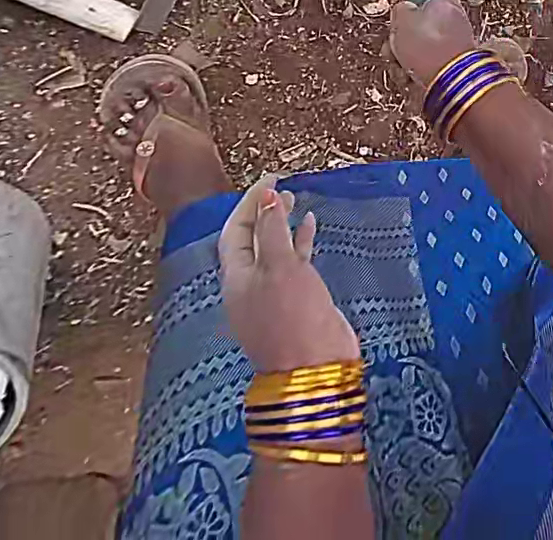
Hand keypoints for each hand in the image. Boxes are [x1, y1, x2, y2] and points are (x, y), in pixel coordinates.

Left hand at [218, 176, 360, 371]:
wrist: (315, 371)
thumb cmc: (292, 317)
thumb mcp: (279, 266)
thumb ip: (272, 229)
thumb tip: (267, 197)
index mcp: (237, 276)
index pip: (237, 229)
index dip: (251, 202)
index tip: (270, 180)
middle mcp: (250, 283)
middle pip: (252, 237)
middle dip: (264, 210)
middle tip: (282, 188)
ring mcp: (273, 293)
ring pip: (273, 248)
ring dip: (282, 223)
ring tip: (295, 201)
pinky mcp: (296, 300)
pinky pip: (293, 262)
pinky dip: (299, 241)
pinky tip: (310, 226)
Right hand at [389, 0, 477, 86]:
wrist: (448, 79)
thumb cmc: (428, 45)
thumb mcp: (401, 18)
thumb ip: (400, 9)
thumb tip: (401, 9)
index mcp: (445, 0)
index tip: (407, 1)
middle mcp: (455, 19)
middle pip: (424, 21)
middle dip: (405, 33)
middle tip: (394, 40)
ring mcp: (456, 43)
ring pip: (424, 45)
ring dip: (406, 54)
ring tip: (398, 63)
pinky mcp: (454, 65)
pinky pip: (429, 63)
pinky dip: (416, 69)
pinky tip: (407, 75)